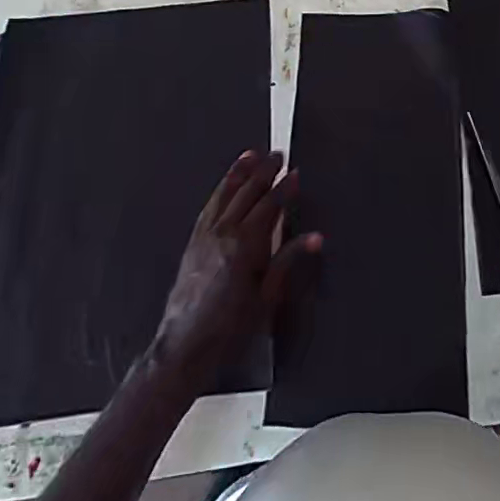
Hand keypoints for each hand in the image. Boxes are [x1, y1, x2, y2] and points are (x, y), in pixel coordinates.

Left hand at [148, 150, 321, 394]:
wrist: (186, 345)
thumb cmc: (230, 328)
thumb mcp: (267, 298)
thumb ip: (288, 262)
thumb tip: (313, 239)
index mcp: (245, 245)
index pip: (269, 206)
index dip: (284, 188)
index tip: (295, 174)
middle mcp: (223, 233)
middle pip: (247, 193)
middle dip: (264, 172)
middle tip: (277, 155)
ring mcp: (205, 235)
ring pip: (224, 194)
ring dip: (239, 173)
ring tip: (250, 155)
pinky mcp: (193, 242)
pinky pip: (208, 206)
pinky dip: (220, 190)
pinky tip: (225, 186)